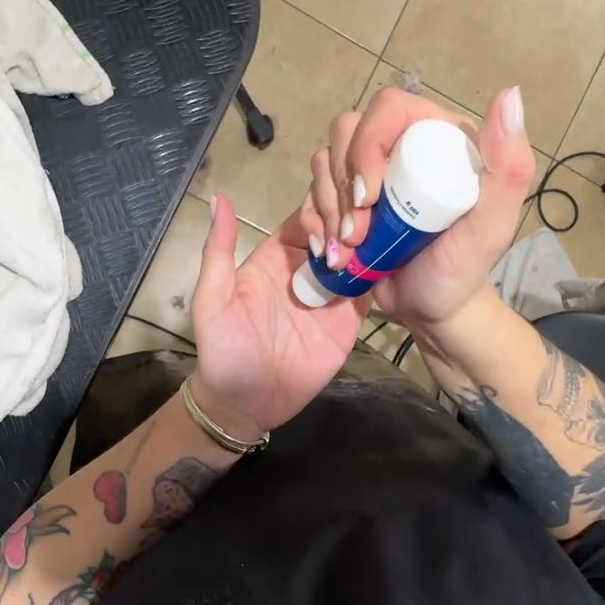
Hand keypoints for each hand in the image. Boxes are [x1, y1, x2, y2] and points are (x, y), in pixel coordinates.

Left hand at [190, 193, 368, 435]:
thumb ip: (218, 250)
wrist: (244, 406)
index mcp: (274, 257)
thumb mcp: (211, 300)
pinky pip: (369, 290)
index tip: (327, 222)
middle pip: (336, 231)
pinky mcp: (349, 322)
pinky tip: (392, 261)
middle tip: (357, 232)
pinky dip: (381, 273)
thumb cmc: (223, 352)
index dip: (318, 209)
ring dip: (369, 243)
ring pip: (358, 255)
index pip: (304, 217)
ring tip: (378, 240)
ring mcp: (331, 296)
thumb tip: (220, 198)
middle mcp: (306, 270)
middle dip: (349, 223)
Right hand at [282, 86, 534, 330]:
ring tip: (348, 252)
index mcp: (434, 136)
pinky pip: (312, 193)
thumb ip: (510, 166)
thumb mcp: (493, 224)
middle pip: (346, 131)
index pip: (388, 109)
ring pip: (324, 161)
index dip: (367, 146)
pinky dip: (314, 224)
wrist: (432, 310)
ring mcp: (368, 174)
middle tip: (358, 234)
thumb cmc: (464, 268)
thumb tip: (509, 95)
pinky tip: (331, 253)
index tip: (369, 197)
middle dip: (343, 186)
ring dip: (328, 210)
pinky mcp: (345, 201)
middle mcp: (398, 146)